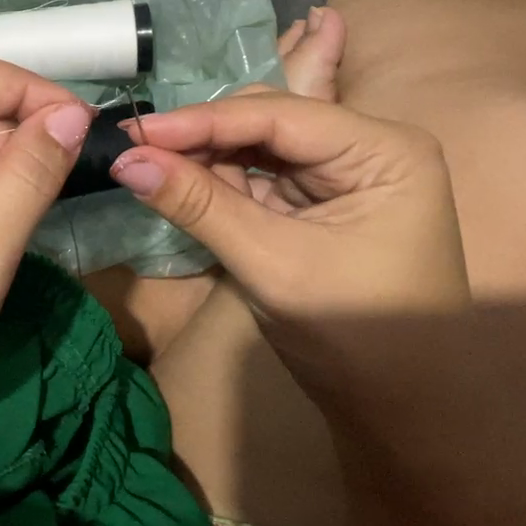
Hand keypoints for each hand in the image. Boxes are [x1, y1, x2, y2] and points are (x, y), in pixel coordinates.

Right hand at [107, 91, 472, 412]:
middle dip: (201, 137)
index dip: (202, 121)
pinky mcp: (317, 199)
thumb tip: (124, 162)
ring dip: (204, 158)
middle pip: (266, 120)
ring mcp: (341, 173)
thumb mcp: (270, 263)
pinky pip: (257, 174)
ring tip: (149, 170)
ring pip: (256, 144)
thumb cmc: (355, 334)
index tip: (134, 133)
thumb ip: (198, 205)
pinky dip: (217, 182)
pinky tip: (181, 186)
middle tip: (134, 152)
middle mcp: (366, 147)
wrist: (400, 408)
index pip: (278, 116)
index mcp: (382, 151)